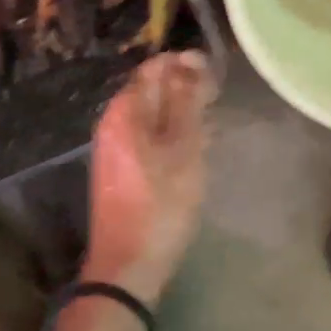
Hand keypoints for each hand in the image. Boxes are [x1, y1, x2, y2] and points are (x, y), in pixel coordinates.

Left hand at [83, 50, 214, 304]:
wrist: (126, 268)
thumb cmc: (160, 205)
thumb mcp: (183, 150)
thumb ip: (187, 103)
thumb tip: (190, 64)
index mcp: (124, 111)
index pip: (154, 67)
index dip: (185, 63)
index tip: (216, 73)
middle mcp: (113, 122)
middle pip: (151, 89)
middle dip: (185, 87)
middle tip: (217, 100)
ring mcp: (113, 147)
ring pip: (151, 114)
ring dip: (180, 111)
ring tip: (210, 122)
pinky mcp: (120, 169)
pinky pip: (147, 135)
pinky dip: (170, 133)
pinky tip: (192, 149)